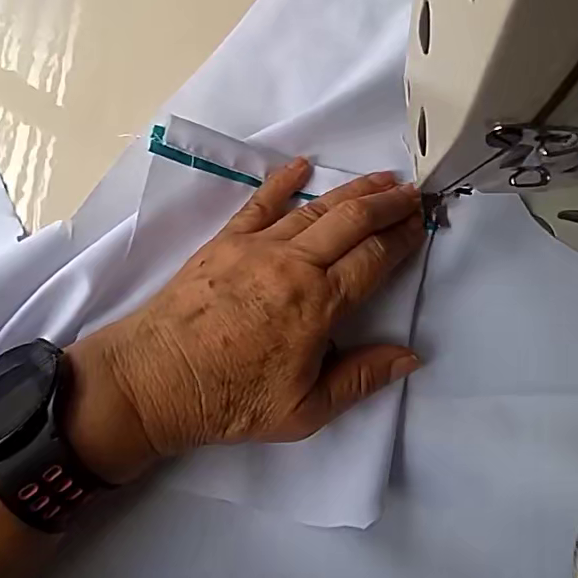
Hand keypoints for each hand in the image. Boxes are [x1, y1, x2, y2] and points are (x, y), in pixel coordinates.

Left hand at [65, 159, 426, 483]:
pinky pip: (259, 203)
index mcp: (318, 306)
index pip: (374, 259)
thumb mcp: (304, 411)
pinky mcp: (223, 242)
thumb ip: (360, 379)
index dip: (403, 238)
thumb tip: (409, 355)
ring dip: (351, 191)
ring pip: (313, 209)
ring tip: (379, 179)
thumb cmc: (229, 401)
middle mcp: (291, 266)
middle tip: (411, 192)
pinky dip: (283, 181)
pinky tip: (302, 165)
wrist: (155, 379)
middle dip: (387, 203)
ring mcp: (254, 247)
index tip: (422, 222)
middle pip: (351, 222)